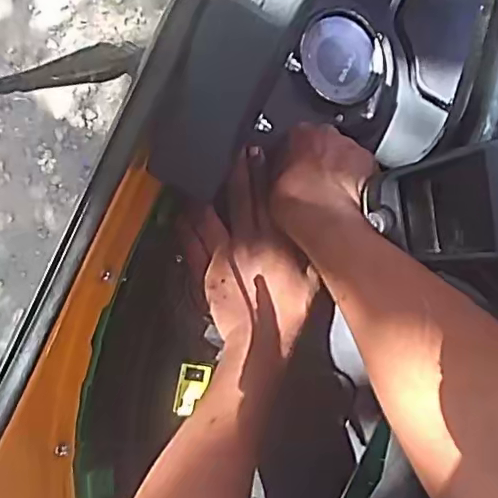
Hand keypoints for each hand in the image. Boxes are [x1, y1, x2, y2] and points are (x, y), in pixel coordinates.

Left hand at [183, 143, 320, 365]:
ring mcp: (224, 255)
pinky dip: (186, 226)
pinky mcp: (208, 272)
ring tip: (205, 176)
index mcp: (275, 241)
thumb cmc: (288, 318)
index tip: (257, 153)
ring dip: (209, 193)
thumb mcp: (315, 282)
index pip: (266, 197)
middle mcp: (248, 242)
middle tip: (235, 153)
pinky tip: (183, 214)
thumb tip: (314, 231)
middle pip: (240, 197)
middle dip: (237, 171)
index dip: (261, 172)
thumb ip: (312, 253)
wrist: (261, 344)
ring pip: (212, 214)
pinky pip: (193, 242)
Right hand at [270, 123, 377, 238]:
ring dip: (338, 169)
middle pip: (323, 142)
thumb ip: (274, 170)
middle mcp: (331, 134)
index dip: (292, 155)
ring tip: (330, 194)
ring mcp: (354, 149)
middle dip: (319, 159)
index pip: (294, 136)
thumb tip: (273, 172)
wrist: (329, 222)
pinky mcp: (372, 167)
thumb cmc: (301, 205)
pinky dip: (356, 180)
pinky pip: (362, 170)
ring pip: (344, 155)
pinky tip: (347, 199)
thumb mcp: (270, 185)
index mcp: (302, 132)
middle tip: (312, 182)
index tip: (291, 169)